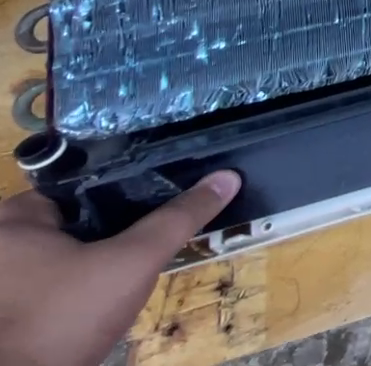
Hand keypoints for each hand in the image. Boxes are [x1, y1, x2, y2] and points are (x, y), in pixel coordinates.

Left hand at [0, 171, 239, 365]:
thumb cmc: (62, 315)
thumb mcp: (135, 260)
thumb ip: (180, 216)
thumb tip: (226, 177)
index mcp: (10, 224)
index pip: (83, 184)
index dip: (129, 185)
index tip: (166, 194)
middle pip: (75, 218)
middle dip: (117, 224)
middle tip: (152, 234)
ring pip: (63, 252)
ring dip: (99, 255)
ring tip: (136, 262)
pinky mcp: (5, 311)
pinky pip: (48, 281)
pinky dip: (76, 282)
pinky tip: (101, 295)